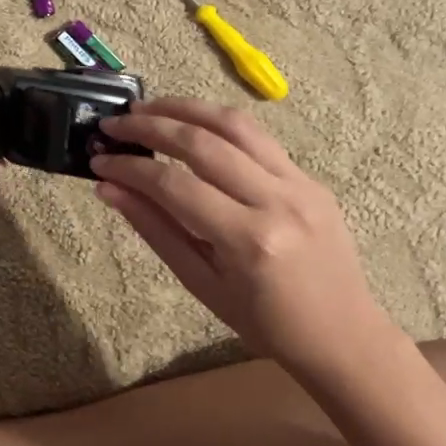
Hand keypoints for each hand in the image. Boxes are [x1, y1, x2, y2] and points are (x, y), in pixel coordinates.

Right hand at [91, 97, 389, 370]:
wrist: (346, 338)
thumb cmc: (266, 322)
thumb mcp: (201, 283)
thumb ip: (153, 228)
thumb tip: (107, 188)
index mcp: (249, 240)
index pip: (174, 185)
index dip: (129, 168)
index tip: (98, 161)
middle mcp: (277, 202)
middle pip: (201, 143)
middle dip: (149, 126)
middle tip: (113, 124)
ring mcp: (300, 184)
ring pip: (233, 124)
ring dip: (183, 108)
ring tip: (147, 108)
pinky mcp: (310, 177)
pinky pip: (257, 136)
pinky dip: (215, 122)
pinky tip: (189, 123)